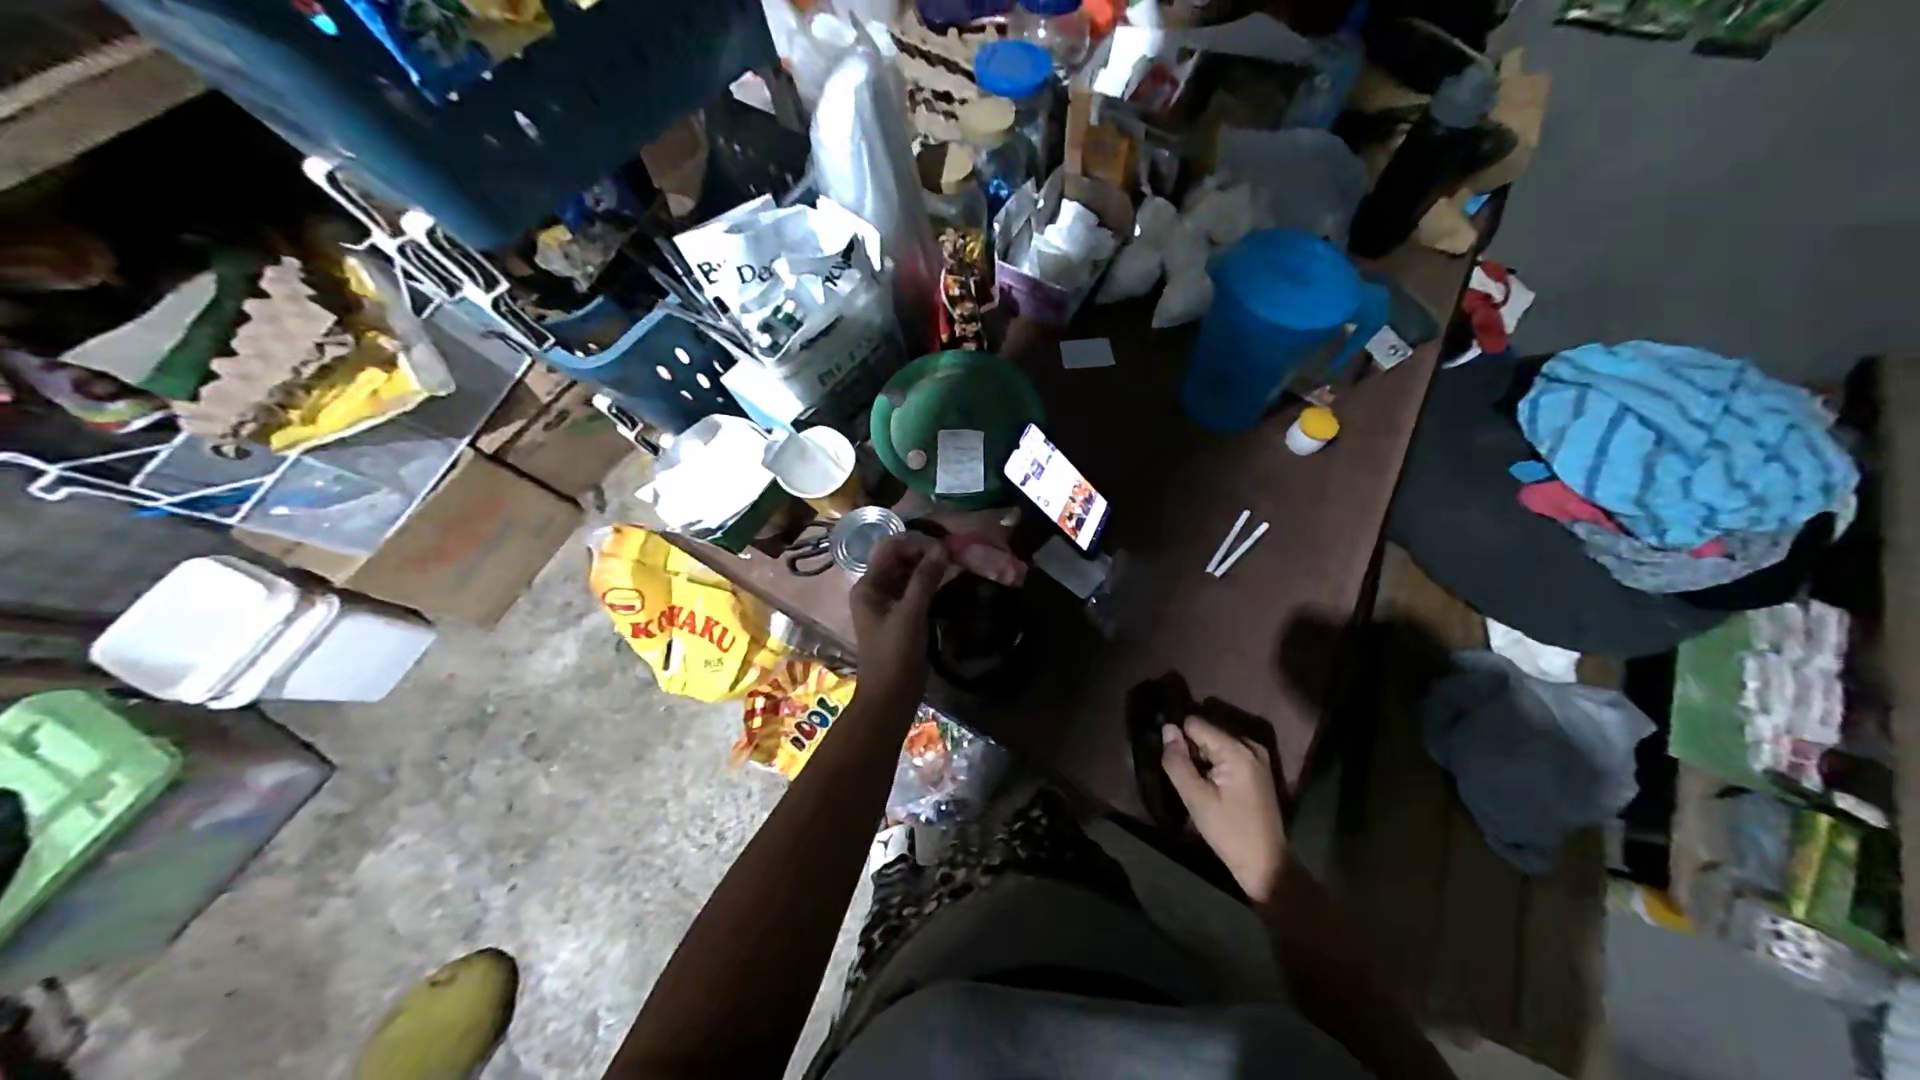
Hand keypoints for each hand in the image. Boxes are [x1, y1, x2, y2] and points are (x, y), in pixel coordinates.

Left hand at [850, 533, 947, 699]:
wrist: (891, 697)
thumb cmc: (895, 655)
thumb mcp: (911, 614)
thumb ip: (925, 579)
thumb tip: (941, 548)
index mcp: (868, 586)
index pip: (890, 549)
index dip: (915, 545)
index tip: (944, 548)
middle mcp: (875, 590)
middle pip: (899, 560)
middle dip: (924, 554)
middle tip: (955, 555)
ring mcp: (888, 604)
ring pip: (908, 575)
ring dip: (929, 569)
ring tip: (956, 566)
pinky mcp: (901, 617)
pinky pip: (914, 591)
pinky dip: (929, 585)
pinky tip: (949, 584)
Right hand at [1162, 716, 1287, 902]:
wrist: (1265, 862)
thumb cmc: (1228, 830)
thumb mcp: (1195, 797)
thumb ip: (1178, 761)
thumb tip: (1167, 728)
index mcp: (1237, 750)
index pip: (1195, 724)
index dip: (1179, 740)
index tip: (1175, 763)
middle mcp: (1250, 745)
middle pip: (1206, 733)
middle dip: (1192, 751)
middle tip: (1189, 781)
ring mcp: (1257, 757)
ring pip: (1215, 744)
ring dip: (1202, 760)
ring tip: (1199, 786)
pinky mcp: (1257, 769)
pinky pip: (1226, 754)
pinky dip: (1214, 766)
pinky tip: (1214, 789)